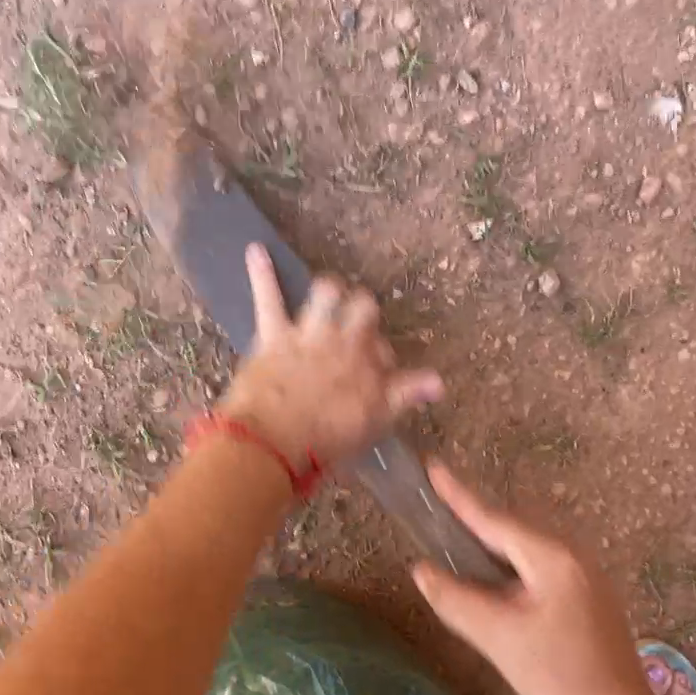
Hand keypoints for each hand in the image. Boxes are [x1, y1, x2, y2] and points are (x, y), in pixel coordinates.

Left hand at [216, 244, 442, 466]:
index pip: (384, 349)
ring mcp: (310, 335)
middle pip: (363, 309)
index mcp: (368, 367)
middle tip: (353, 319)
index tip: (374, 369)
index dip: (380, 357)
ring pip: (326, 295)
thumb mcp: (374, 422)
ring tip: (327, 292)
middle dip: (362, 309)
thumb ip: (405, 395)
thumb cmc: (325, 443)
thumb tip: (440, 381)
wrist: (275, 442)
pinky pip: (269, 297)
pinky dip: (262, 273)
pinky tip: (255, 250)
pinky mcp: (275, 334)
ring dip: (327, 291)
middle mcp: (344, 344)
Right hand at [412, 465, 647, 694]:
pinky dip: (511, 565)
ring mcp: (584, 573)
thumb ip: (455, 599)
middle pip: (510, 529)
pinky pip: (539, 564)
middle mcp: (571, 554)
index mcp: (551, 557)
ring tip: (458, 544)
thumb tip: (420, 569)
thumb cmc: (557, 676)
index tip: (432, 465)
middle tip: (437, 511)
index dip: (458, 494)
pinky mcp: (588, 593)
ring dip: (492, 545)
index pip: (493, 518)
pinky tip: (496, 581)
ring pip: (525, 548)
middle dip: (473, 521)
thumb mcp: (498, 638)